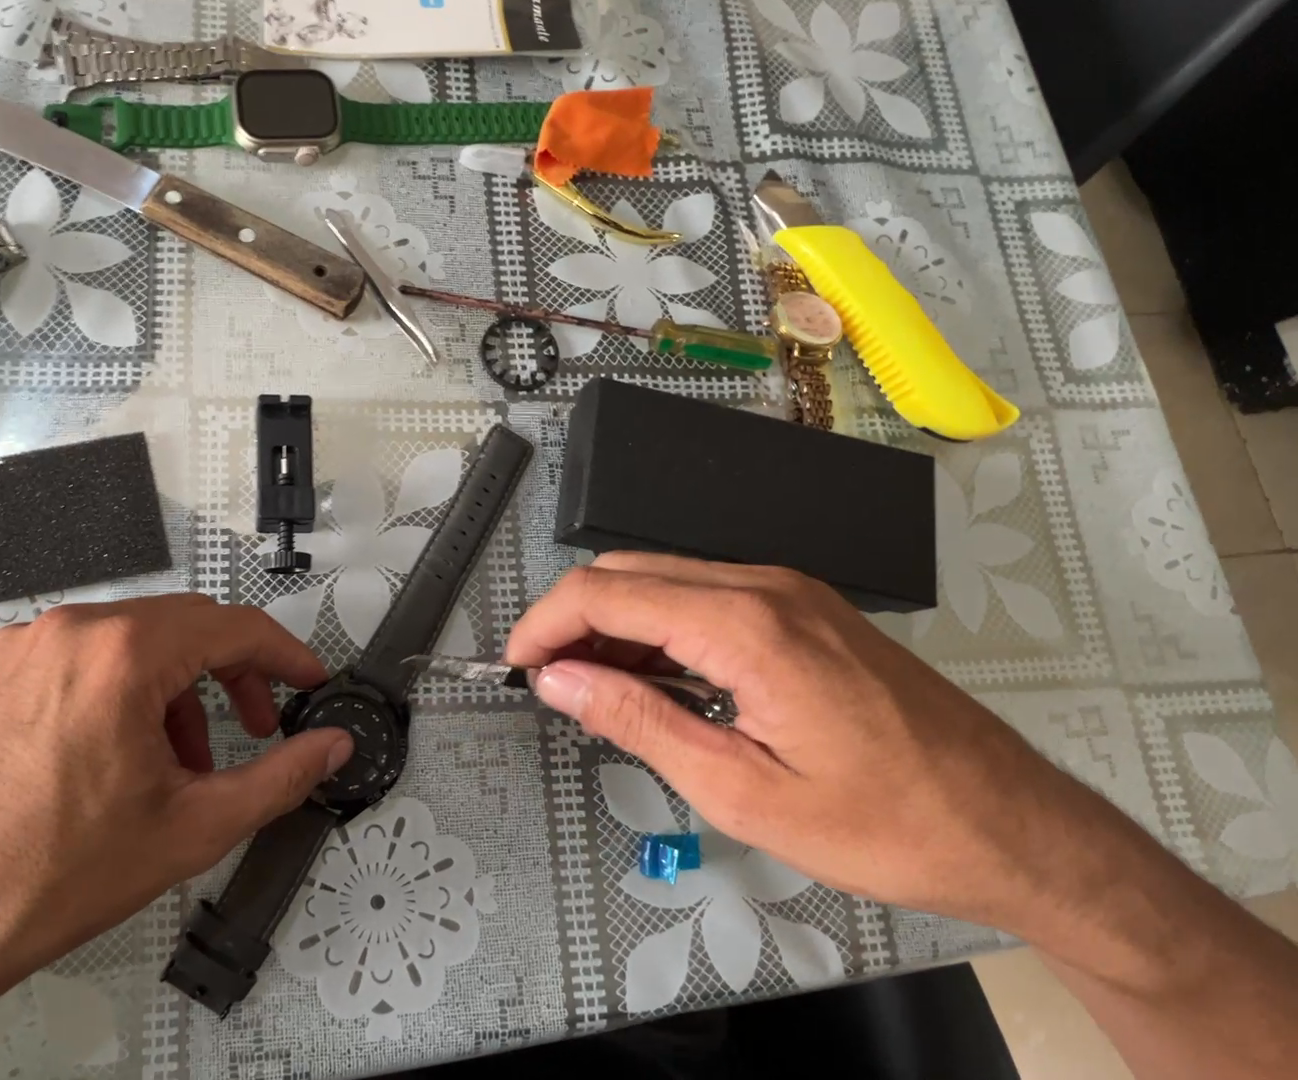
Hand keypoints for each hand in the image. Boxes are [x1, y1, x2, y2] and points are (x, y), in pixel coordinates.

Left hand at [0, 594, 352, 995]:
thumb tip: (328, 748)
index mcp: (122, 656)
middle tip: (256, 722)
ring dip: (174, 685)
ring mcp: (23, 646)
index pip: (232, 627)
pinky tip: (118, 746)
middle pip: (182, 626)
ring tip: (180, 754)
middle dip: (231, 672)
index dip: (284, 654)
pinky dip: (117, 686)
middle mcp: (69, 633)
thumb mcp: (196, 826)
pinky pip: (79, 654)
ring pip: (130, 639)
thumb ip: (281, 777)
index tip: (306, 678)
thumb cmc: (51, 874)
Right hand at [506, 552, 1135, 932]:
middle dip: (571, 619)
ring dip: (613, 624)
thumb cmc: (884, 824)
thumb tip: (560, 680)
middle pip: (627, 573)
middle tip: (550, 683)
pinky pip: (705, 596)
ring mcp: (790, 592)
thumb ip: (637, 720)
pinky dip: (659, 628)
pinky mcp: (805, 609)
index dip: (544, 624)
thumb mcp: (740, 789)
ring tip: (593, 690)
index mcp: (746, 625)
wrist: (1017, 827)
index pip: (605, 593)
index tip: (516, 666)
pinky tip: (654, 679)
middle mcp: (766, 586)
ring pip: (663, 579)